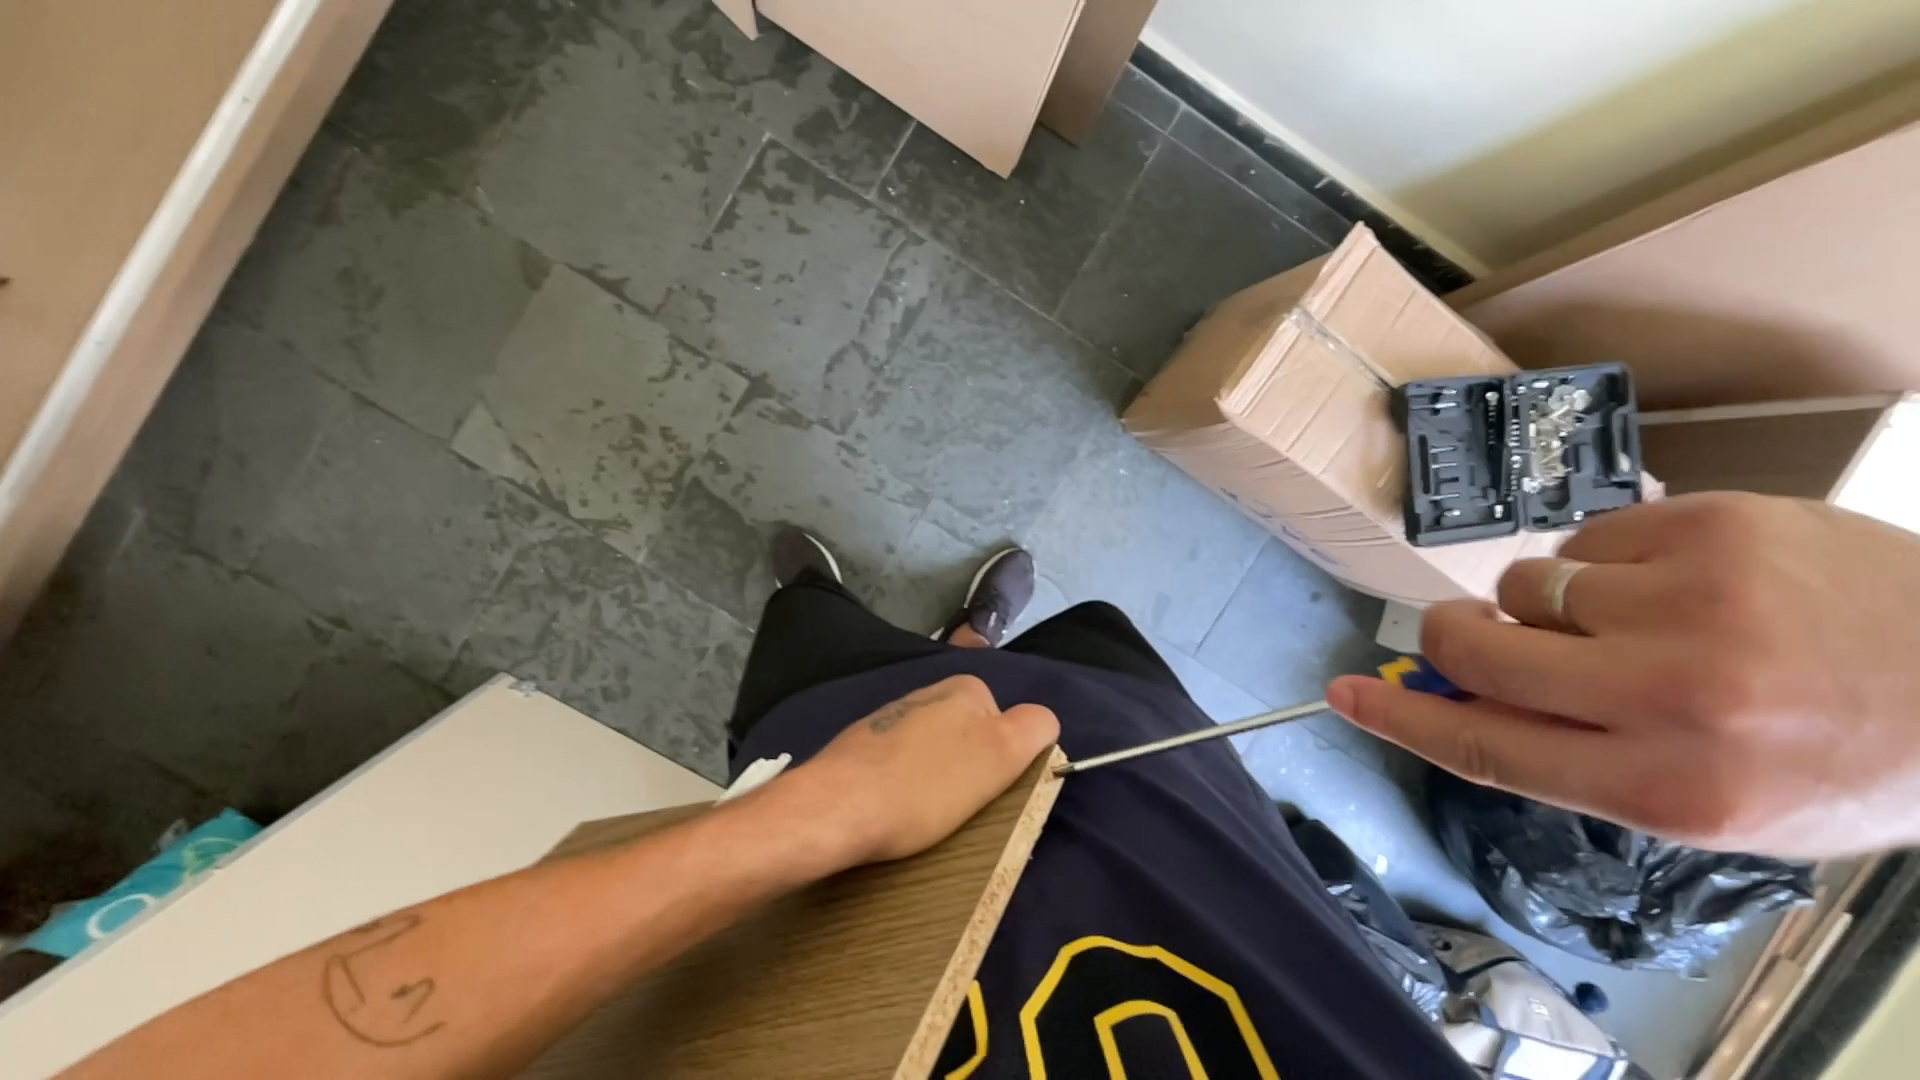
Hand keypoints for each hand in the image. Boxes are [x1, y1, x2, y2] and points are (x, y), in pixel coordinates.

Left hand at [767, 675, 1059, 866]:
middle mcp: (927, 693)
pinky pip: (900, 764)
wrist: (835, 809)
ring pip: (935, 752)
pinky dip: (904, 784)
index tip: (988, 794)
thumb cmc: (927, 786)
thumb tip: (1041, 721)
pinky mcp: (862, 746)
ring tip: (924, 814)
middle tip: (960, 809)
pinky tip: (895, 809)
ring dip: (936, 780)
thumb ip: (1034, 727)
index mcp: (965, 689)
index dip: (1005, 763)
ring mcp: (890, 717)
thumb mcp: (1001, 754)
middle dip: (969, 770)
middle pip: (970, 737)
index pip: (1011, 724)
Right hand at [1327, 493, 1919, 857]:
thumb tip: (1451, 695)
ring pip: (1527, 586)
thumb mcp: (1704, 800)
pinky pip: (1589, 539)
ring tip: (1637, 615)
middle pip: (1480, 651)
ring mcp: (1692, 602)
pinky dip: (1611, 561)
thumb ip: (1569, 754)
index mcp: (1671, 786)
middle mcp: (1673, 696)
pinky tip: (1683, 580)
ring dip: (1553, 604)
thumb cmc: (1840, 757)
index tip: (1345, 693)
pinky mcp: (1711, 525)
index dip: (1401, 717)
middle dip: (1454, 635)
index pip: (1485, 747)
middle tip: (1467, 631)